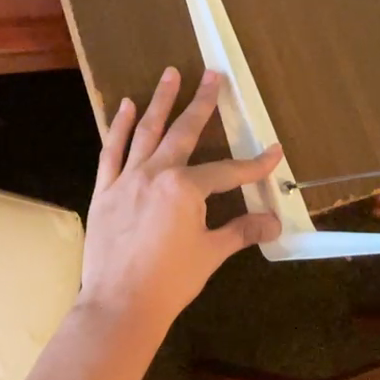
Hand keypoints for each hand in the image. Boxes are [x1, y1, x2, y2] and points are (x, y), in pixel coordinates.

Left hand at [79, 67, 282, 329]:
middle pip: (184, 131)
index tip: (274, 152)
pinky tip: (127, 106)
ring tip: (171, 74)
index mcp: (185, 188)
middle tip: (213, 74)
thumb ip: (241, 231)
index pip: (228, 170)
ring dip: (161, 101)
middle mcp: (155, 173)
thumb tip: (274, 222)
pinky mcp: (104, 190)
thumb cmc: (170, 281)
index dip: (254, 164)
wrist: (119, 304)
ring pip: (147, 131)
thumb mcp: (211, 254)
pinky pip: (111, 151)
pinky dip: (119, 127)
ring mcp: (126, 179)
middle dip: (202, 102)